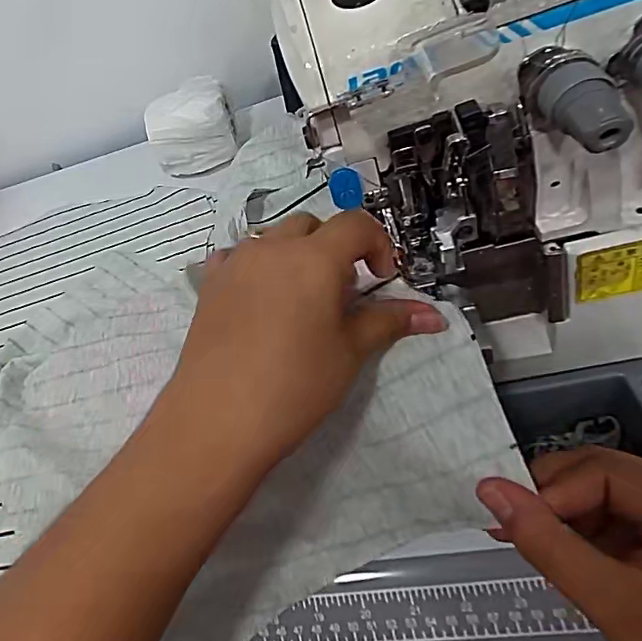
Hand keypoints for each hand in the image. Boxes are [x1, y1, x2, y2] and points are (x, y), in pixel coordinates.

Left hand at [150, 210, 445, 473]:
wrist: (217, 417)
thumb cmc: (294, 385)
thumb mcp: (348, 353)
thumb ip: (387, 321)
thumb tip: (433, 315)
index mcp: (313, 257)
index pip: (356, 223)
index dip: (377, 244)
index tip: (379, 280)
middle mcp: (271, 248)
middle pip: (311, 227)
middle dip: (334, 249)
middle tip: (339, 295)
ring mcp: (234, 263)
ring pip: (272, 239)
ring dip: (294, 255)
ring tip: (299, 302)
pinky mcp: (209, 283)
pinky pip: (236, 257)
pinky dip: (256, 267)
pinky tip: (258, 301)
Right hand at [477, 449, 641, 640]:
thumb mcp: (614, 605)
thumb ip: (547, 542)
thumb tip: (493, 491)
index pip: (611, 473)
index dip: (556, 488)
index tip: (515, 513)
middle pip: (613, 478)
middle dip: (559, 496)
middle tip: (515, 519)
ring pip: (615, 500)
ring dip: (570, 516)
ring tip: (535, 541)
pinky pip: (628, 526)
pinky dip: (591, 536)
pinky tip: (566, 554)